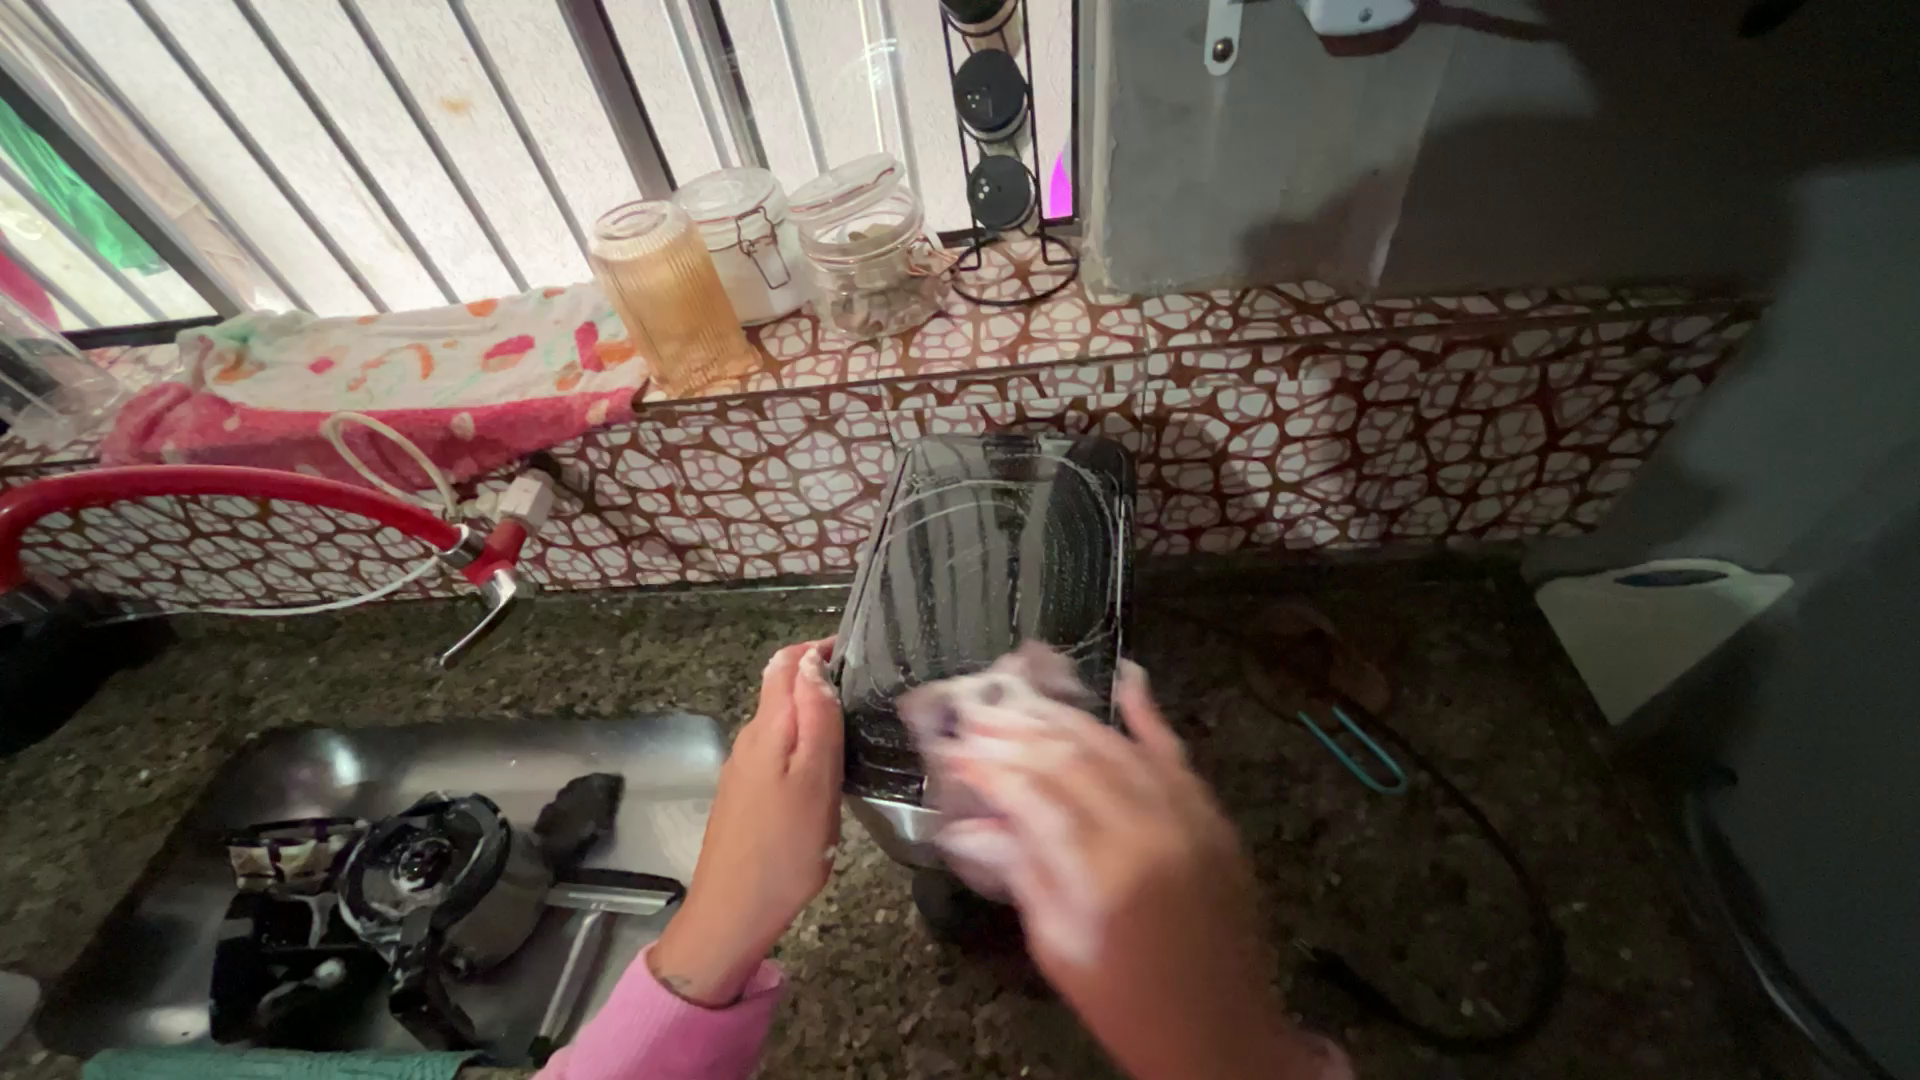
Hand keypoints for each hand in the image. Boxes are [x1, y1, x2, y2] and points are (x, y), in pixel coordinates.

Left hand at [648, 638, 841, 1005]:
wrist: (732, 915)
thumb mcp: (815, 780)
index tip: (857, 654)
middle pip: (782, 687)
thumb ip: (817, 719)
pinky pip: (778, 748)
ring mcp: (743, 767)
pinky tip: (827, 768)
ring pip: (782, 720)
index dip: (818, 649)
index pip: (786, 663)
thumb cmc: (784, 849)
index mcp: (768, 728)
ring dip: (814, 711)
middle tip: (866, 693)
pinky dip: (804, 742)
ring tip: (855, 728)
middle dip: (820, 678)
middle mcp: (750, 739)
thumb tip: (814, 663)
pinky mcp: (744, 792)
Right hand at [944, 661, 1334, 1079]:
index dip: (987, 770)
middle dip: (1015, 733)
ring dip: (1062, 720)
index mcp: (1103, 872)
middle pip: (1069, 758)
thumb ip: (1020, 873)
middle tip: (976, 717)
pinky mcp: (1212, 817)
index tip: (954, 756)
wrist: (1227, 1038)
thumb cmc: (1129, 1005)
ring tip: (1019, 702)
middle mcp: (1148, 829)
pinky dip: (1149, 715)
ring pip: (1114, 746)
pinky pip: (1175, 753)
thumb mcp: (1058, 949)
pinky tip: (1126, 681)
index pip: (1032, 795)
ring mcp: (1186, 815)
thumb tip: (971, 824)